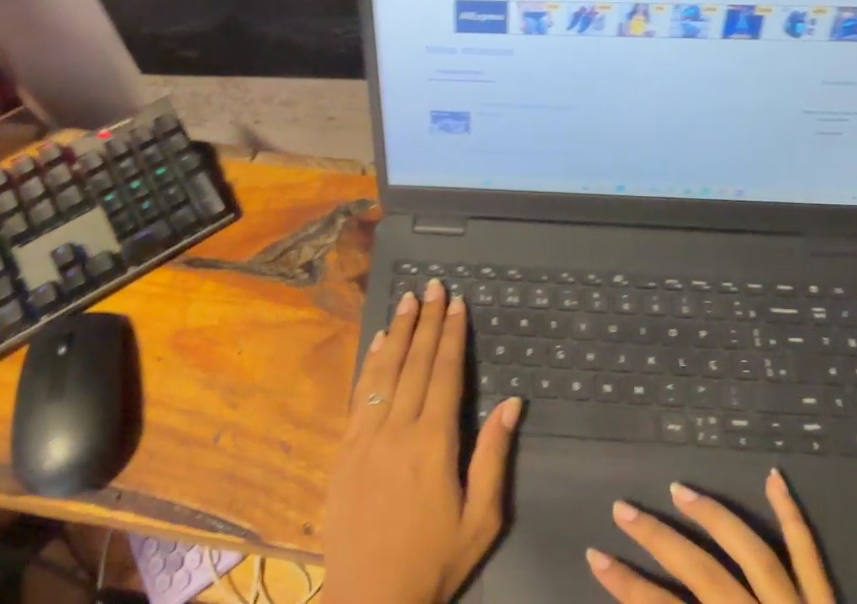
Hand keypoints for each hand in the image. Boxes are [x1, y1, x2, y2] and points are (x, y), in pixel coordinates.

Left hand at [324, 278, 522, 603]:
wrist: (371, 598)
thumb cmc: (435, 560)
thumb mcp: (482, 518)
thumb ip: (495, 456)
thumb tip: (512, 402)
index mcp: (434, 443)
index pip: (444, 374)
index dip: (451, 335)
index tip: (456, 303)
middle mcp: (397, 429)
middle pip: (414, 363)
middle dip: (426, 321)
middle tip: (433, 285)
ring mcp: (365, 437)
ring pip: (383, 371)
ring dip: (397, 331)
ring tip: (407, 299)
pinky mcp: (343, 450)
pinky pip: (359, 394)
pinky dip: (369, 363)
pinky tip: (376, 343)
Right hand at [586, 471, 835, 603]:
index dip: (627, 585)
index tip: (596, 556)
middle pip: (702, 574)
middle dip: (659, 539)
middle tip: (624, 509)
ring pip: (752, 554)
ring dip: (713, 517)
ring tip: (679, 489)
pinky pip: (809, 557)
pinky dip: (792, 516)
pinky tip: (774, 478)